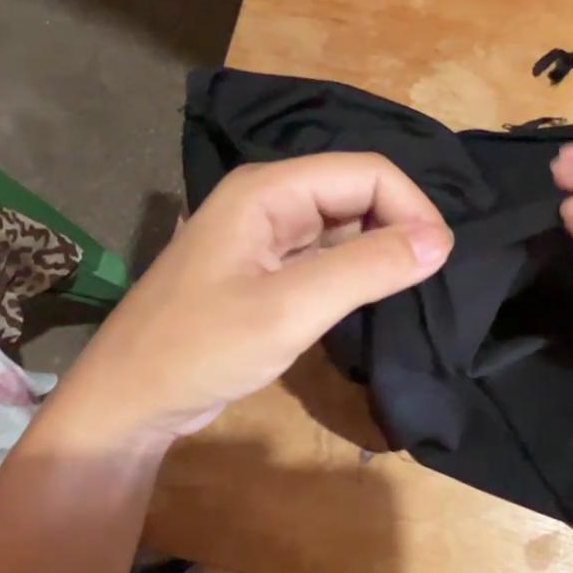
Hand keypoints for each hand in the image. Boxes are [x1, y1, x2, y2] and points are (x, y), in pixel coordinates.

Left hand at [53, 153, 452, 442]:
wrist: (131, 400)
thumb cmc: (202, 348)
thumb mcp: (289, 309)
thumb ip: (365, 269)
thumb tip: (440, 241)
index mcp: (267, 190)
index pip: (366, 172)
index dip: (411, 208)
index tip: (438, 261)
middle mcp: (266, 202)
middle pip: (355, 193)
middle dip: (398, 226)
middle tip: (428, 280)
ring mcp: (262, 240)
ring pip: (341, 227)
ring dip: (378, 251)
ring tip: (408, 291)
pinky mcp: (261, 275)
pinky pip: (322, 258)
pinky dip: (353, 274)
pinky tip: (370, 301)